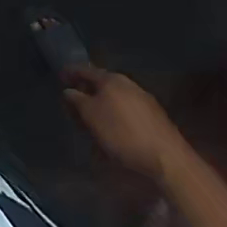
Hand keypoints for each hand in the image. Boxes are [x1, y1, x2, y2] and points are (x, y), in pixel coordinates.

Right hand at [62, 66, 184, 182]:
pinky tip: (113, 127)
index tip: (60, 76)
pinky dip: (114, 112)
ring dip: (100, 102)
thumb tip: (69, 90)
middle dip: (86, 90)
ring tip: (91, 117)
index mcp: (111, 79)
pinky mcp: (153, 114)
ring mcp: (142, 98)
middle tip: (73, 101)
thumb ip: (77, 100)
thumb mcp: (92, 116)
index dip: (71, 72)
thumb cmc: (122, 133)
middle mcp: (127, 83)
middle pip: (101, 82)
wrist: (166, 157)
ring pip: (114, 95)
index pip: (85, 69)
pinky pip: (126, 107)